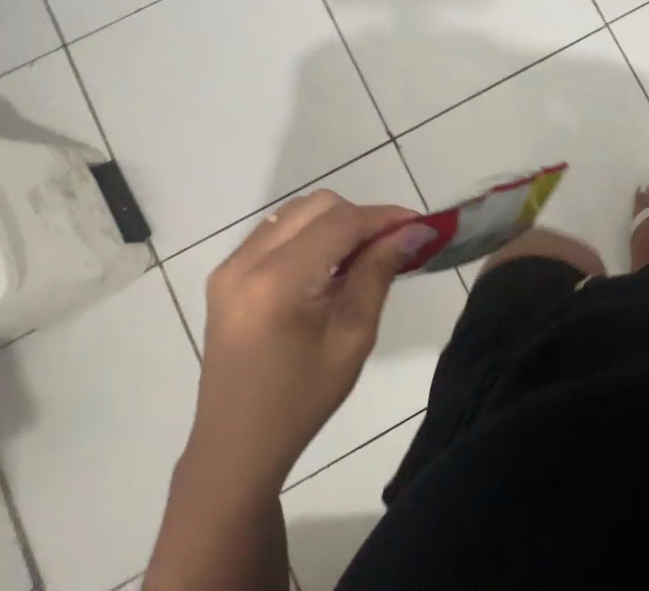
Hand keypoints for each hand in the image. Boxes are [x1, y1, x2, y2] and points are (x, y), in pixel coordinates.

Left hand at [182, 191, 434, 490]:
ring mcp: (229, 267)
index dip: (386, 217)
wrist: (236, 443)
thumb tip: (414, 231)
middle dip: (361, 218)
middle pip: (318, 206)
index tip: (422, 227)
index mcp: (278, 281)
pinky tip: (328, 268)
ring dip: (335, 223)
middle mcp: (246, 262)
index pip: (341, 222)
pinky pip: (276, 232)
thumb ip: (378, 273)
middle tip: (393, 247)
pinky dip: (310, 236)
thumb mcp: (353, 337)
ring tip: (362, 258)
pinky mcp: (225, 276)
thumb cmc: (302, 398)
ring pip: (296, 213)